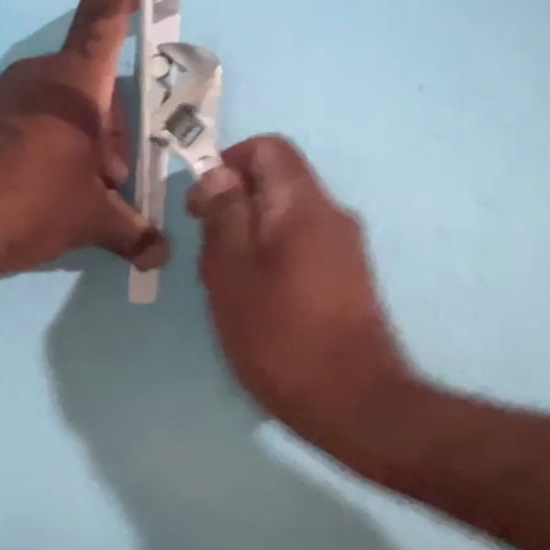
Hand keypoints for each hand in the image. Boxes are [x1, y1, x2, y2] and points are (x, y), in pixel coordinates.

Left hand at [0, 0, 168, 278]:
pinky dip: (48, 151)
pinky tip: (47, 196)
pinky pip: (29, 125)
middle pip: (91, 84)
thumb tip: (161, 253)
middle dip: (113, 129)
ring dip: (82, 145)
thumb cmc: (28, 203)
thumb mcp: (88, 220)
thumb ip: (131, 231)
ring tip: (84, 197)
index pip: (104, 15)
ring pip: (60, 109)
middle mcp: (37, 78)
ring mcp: (0, 99)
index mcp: (75, 83)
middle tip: (115, 180)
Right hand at [189, 136, 416, 442]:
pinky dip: (271, 264)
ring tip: (227, 290)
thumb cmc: (279, 336)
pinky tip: (256, 307)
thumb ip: (223, 216)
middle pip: (275, 185)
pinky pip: (301, 251)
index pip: (267, 148)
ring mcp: (345, 250)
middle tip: (207, 260)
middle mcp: (332, 215)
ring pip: (284, 222)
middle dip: (232, 210)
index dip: (225, 165)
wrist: (351, 402)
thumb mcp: (232, 273)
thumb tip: (217, 174)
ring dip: (248, 242)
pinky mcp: (348, 282)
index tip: (197, 208)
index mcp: (303, 204)